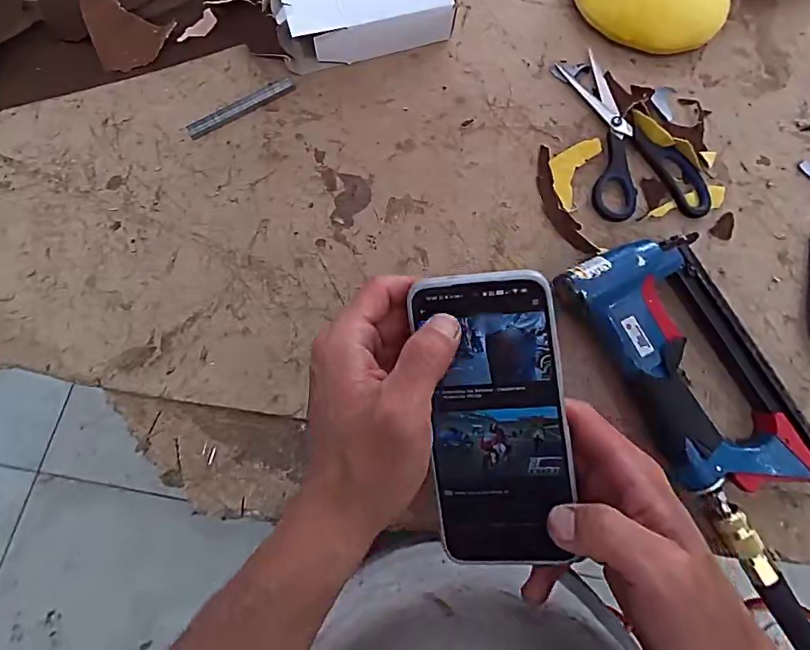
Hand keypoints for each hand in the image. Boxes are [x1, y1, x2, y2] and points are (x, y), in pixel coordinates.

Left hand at [294, 275, 459, 542]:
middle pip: (391, 313)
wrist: (339, 521)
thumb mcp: (404, 407)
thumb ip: (425, 356)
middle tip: (470, 327)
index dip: (419, 289)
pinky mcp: (365, 393)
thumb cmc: (368, 466)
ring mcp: (353, 373)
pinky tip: (449, 375)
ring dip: (428, 341)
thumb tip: (447, 320)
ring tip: (467, 350)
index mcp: (345, 343)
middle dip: (429, 317)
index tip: (456, 300)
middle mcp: (344, 351)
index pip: (382, 290)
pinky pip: (396, 361)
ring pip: (396, 337)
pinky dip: (421, 363)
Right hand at [521, 400, 768, 649]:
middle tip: (508, 484)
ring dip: (540, 520)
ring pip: (563, 498)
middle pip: (570, 457)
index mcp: (637, 479)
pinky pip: (568, 533)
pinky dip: (549, 553)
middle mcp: (625, 490)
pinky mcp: (608, 546)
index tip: (522, 408)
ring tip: (524, 544)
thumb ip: (607, 530)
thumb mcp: (652, 564)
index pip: (590, 424)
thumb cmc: (699, 610)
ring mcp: (616, 517)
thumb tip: (559, 514)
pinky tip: (541, 576)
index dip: (556, 409)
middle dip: (536, 469)